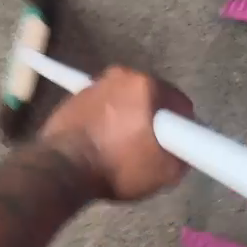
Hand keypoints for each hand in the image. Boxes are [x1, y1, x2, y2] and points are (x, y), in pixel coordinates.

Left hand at [40, 66, 193, 201]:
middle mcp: (120, 74)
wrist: (63, 166)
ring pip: (124, 100)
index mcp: (145, 84)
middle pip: (149, 97)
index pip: (178, 103)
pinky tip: (105, 142)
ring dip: (129, 117)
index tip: (176, 145)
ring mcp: (95, 82)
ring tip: (124, 147)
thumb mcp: (165, 171)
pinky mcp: (75, 95)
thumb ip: (183, 155)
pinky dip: (107, 118)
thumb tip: (180, 150)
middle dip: (153, 118)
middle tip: (151, 148)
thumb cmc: (118, 164)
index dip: (183, 127)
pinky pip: (103, 106)